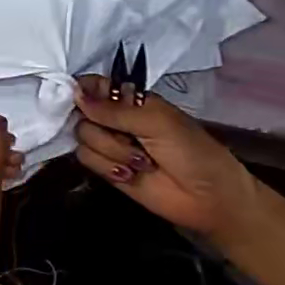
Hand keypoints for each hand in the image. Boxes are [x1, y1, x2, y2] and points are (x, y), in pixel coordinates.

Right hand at [72, 74, 265, 239]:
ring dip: (111, 150)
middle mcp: (115, 119)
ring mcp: (109, 143)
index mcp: (131, 100)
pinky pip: (84, 158)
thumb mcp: (157, 123)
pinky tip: (128, 173)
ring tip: (140, 162)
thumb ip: (115, 110)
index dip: (81, 91)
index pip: (93, 85)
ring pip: (82, 137)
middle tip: (129, 138)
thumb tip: (75, 94)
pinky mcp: (105, 167)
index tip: (81, 102)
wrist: (209, 200)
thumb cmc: (193, 153)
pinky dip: (105, 166)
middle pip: (81, 113)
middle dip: (102, 129)